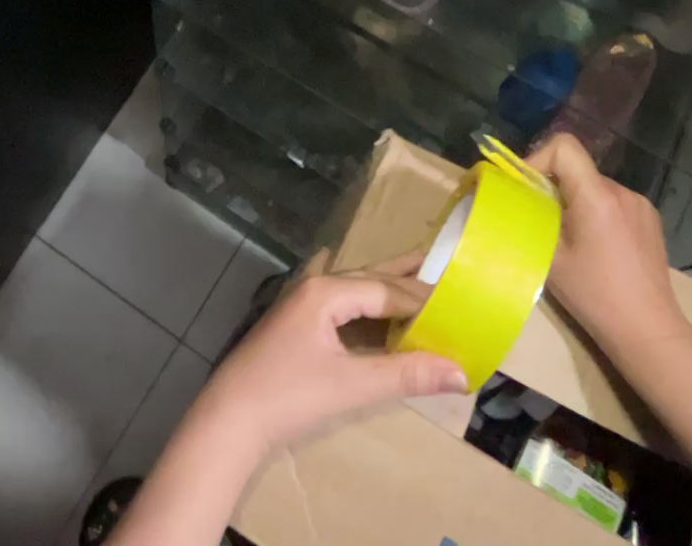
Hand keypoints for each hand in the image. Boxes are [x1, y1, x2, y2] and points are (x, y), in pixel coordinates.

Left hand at [190, 252, 467, 453]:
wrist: (229, 417)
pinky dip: (364, 299)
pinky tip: (366, 290)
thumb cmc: (289, 396)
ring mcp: (301, 303)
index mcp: (326, 291)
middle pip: (371, 278)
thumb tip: (461, 372)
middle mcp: (314, 286)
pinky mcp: (296, 323)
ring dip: (387, 285)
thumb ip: (406, 375)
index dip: (424, 300)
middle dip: (408, 279)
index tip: (462, 308)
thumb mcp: (351, 386)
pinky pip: (340, 300)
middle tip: (449, 275)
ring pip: (354, 287)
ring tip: (420, 273)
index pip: (387, 289)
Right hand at [527, 133, 690, 356]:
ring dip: (573, 201)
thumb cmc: (594, 295)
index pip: (564, 146)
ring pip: (592, 186)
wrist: (648, 330)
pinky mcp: (649, 219)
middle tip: (539, 220)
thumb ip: (529, 217)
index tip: (525, 188)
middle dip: (552, 187)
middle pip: (576, 169)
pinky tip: (595, 245)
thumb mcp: (550, 256)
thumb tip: (510, 196)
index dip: (538, 159)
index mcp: (597, 196)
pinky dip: (594, 211)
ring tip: (567, 237)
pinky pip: (611, 201)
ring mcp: (640, 204)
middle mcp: (622, 191)